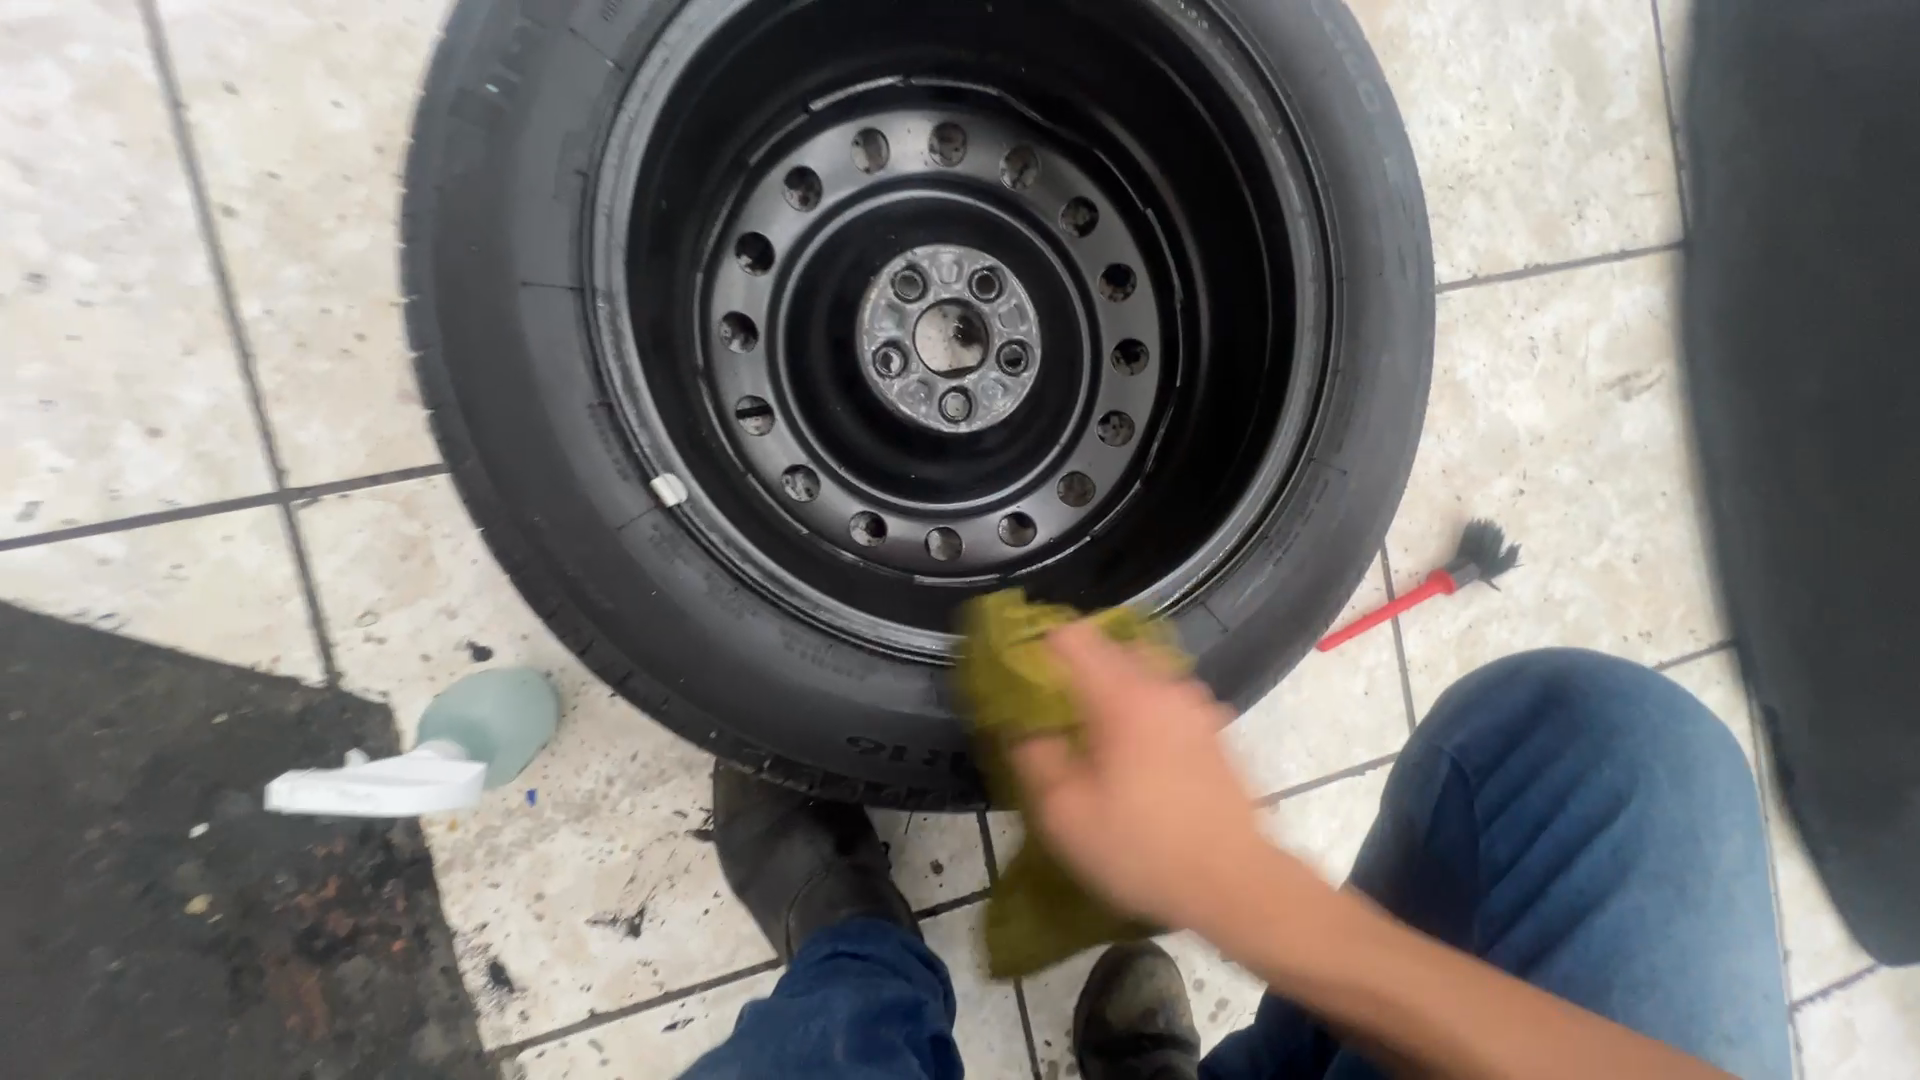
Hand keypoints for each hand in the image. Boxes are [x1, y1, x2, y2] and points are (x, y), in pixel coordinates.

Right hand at [1008, 619, 1287, 933]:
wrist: (1237, 886)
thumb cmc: (1142, 849)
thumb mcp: (1066, 814)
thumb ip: (1034, 756)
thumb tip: (1022, 725)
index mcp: (1122, 695)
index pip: (1072, 636)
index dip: (1040, 647)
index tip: (1022, 679)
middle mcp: (1163, 686)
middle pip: (1109, 648)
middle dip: (1076, 670)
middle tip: (1054, 713)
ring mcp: (1196, 705)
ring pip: (1141, 674)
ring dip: (1113, 690)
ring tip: (1096, 737)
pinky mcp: (1214, 730)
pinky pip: (1167, 701)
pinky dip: (1145, 711)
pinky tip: (1139, 757)